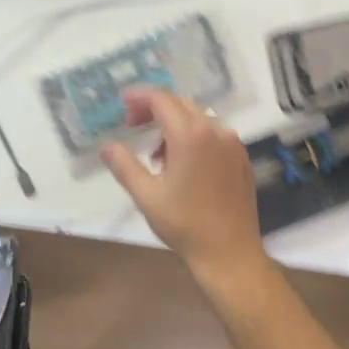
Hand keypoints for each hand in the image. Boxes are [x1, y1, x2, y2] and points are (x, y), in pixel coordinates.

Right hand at [100, 87, 266, 274]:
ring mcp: (233, 144)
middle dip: (155, 109)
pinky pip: (214, 135)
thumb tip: (107, 146)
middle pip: (181, 104)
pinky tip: (184, 165)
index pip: (162, 99)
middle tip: (133, 126)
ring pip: (199, 119)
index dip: (139, 97)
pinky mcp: (241, 159)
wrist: (229, 252)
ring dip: (175, 125)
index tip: (123, 104)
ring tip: (158, 154)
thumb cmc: (184, 225)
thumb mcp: (147, 197)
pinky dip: (195, 138)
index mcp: (190, 136)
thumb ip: (125, 166)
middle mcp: (216, 131)